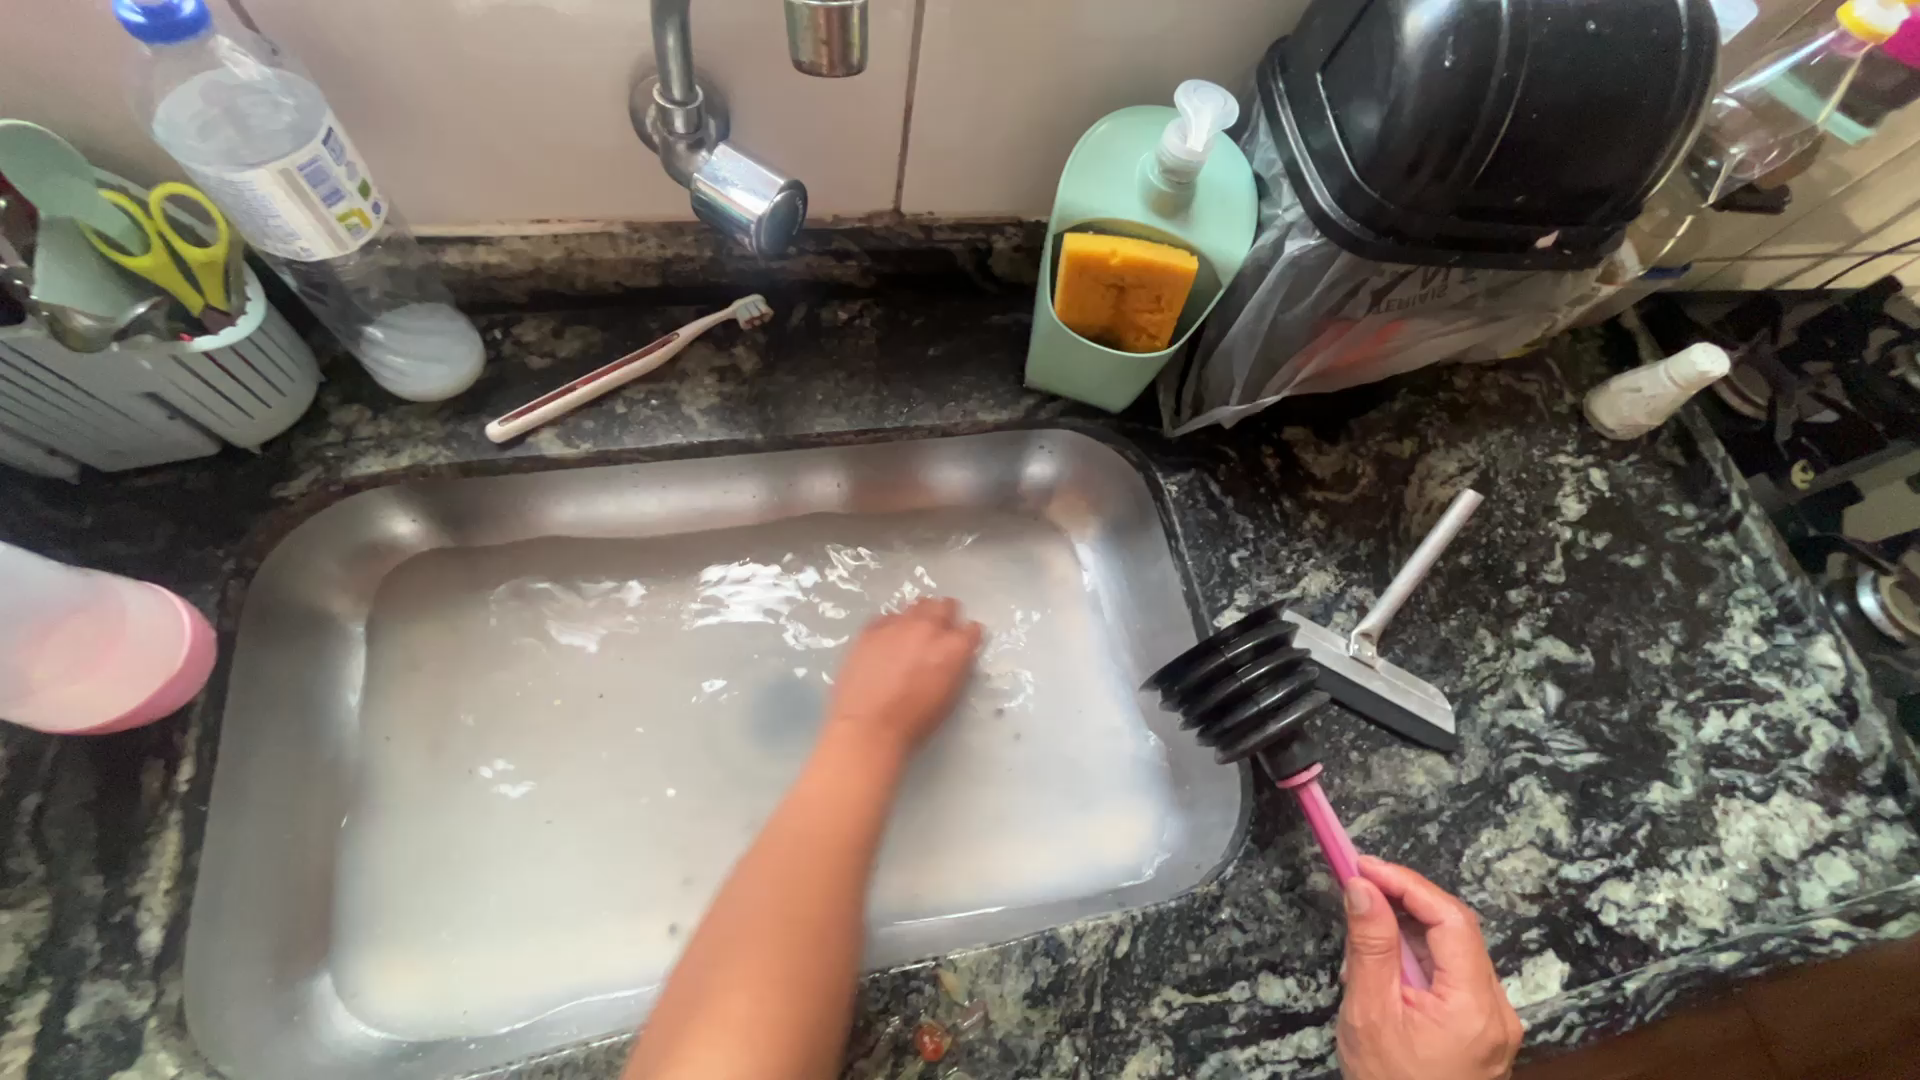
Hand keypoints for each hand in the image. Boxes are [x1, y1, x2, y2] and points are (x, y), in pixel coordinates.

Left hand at [825, 598, 982, 759]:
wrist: (868, 726)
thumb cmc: (914, 721)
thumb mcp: (949, 696)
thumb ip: (956, 667)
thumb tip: (955, 655)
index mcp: (953, 648)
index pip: (972, 629)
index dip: (969, 635)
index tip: (964, 642)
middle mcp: (928, 628)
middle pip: (944, 605)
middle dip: (946, 615)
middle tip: (940, 629)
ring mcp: (897, 625)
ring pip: (916, 605)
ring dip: (920, 616)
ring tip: (913, 631)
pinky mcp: (871, 629)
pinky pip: (888, 617)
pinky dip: (892, 625)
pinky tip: (888, 640)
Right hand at [1337, 856, 1523, 1079]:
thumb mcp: (1369, 1012)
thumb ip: (1369, 945)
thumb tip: (1361, 885)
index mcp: (1475, 1005)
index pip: (1451, 919)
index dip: (1406, 882)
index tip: (1361, 865)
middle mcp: (1497, 1007)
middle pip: (1456, 928)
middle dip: (1405, 897)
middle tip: (1357, 882)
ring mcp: (1493, 1018)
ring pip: (1452, 947)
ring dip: (1406, 923)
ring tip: (1362, 924)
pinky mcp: (1481, 1026)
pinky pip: (1450, 970)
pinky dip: (1415, 951)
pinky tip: (1383, 958)